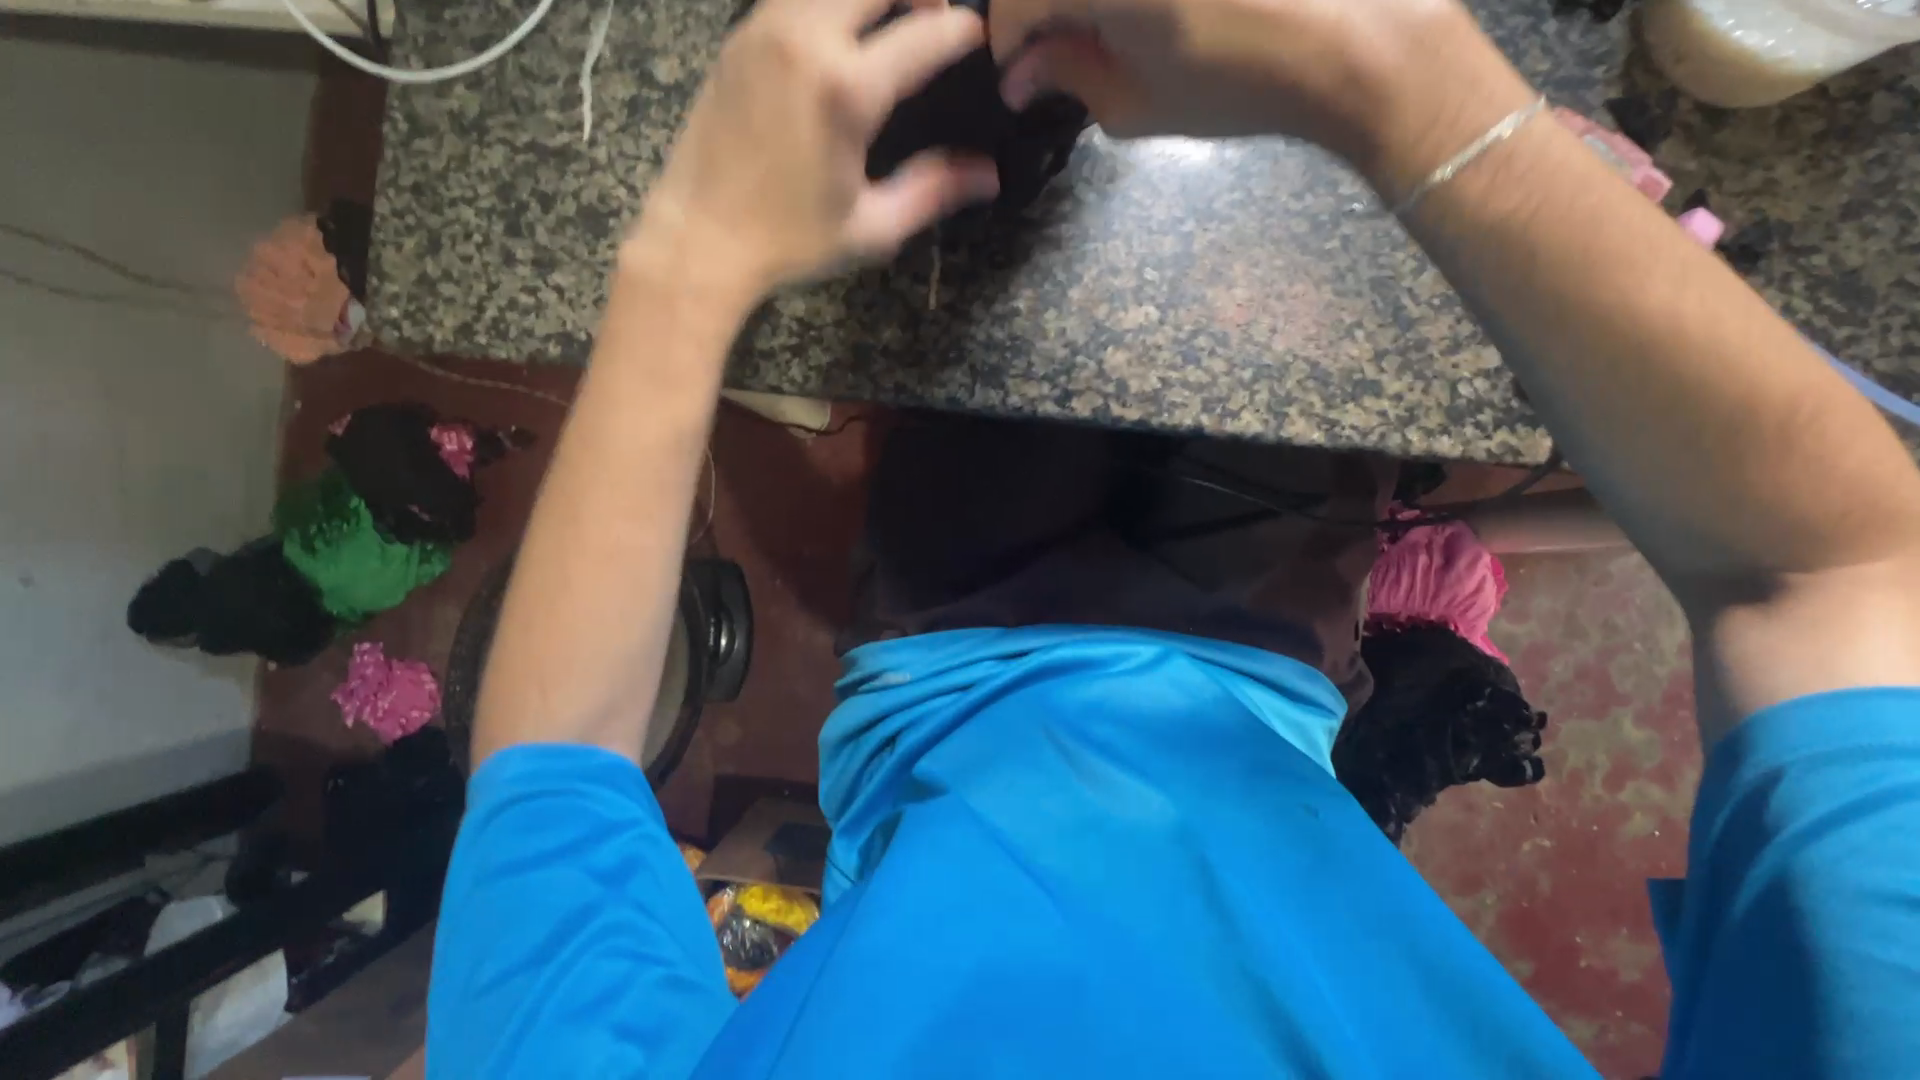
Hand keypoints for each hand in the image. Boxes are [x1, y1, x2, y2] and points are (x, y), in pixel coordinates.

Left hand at [631, 0, 1001, 300]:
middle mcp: (805, 41)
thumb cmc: (789, 242)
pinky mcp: (739, 37)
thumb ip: (933, 190)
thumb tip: (988, 175)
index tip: (978, 36)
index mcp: (846, 91)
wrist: (699, 239)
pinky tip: (841, 34)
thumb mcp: (872, 226)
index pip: (925, 34)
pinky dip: (828, 4)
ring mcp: (765, 30)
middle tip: (935, 17)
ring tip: (892, 21)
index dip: (962, 30)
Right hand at [989, 0, 1535, 196]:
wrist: (1350, 42)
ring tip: (1113, 36)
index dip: (1008, 44)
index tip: (1019, 76)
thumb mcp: (1134, 104)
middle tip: (1062, 54)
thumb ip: (1066, 77)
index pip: (1017, 3)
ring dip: (1087, 5)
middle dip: (1045, 14)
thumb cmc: (1236, 86)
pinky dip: (1127, 2)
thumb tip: (1024, 74)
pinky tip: (1153, 16)